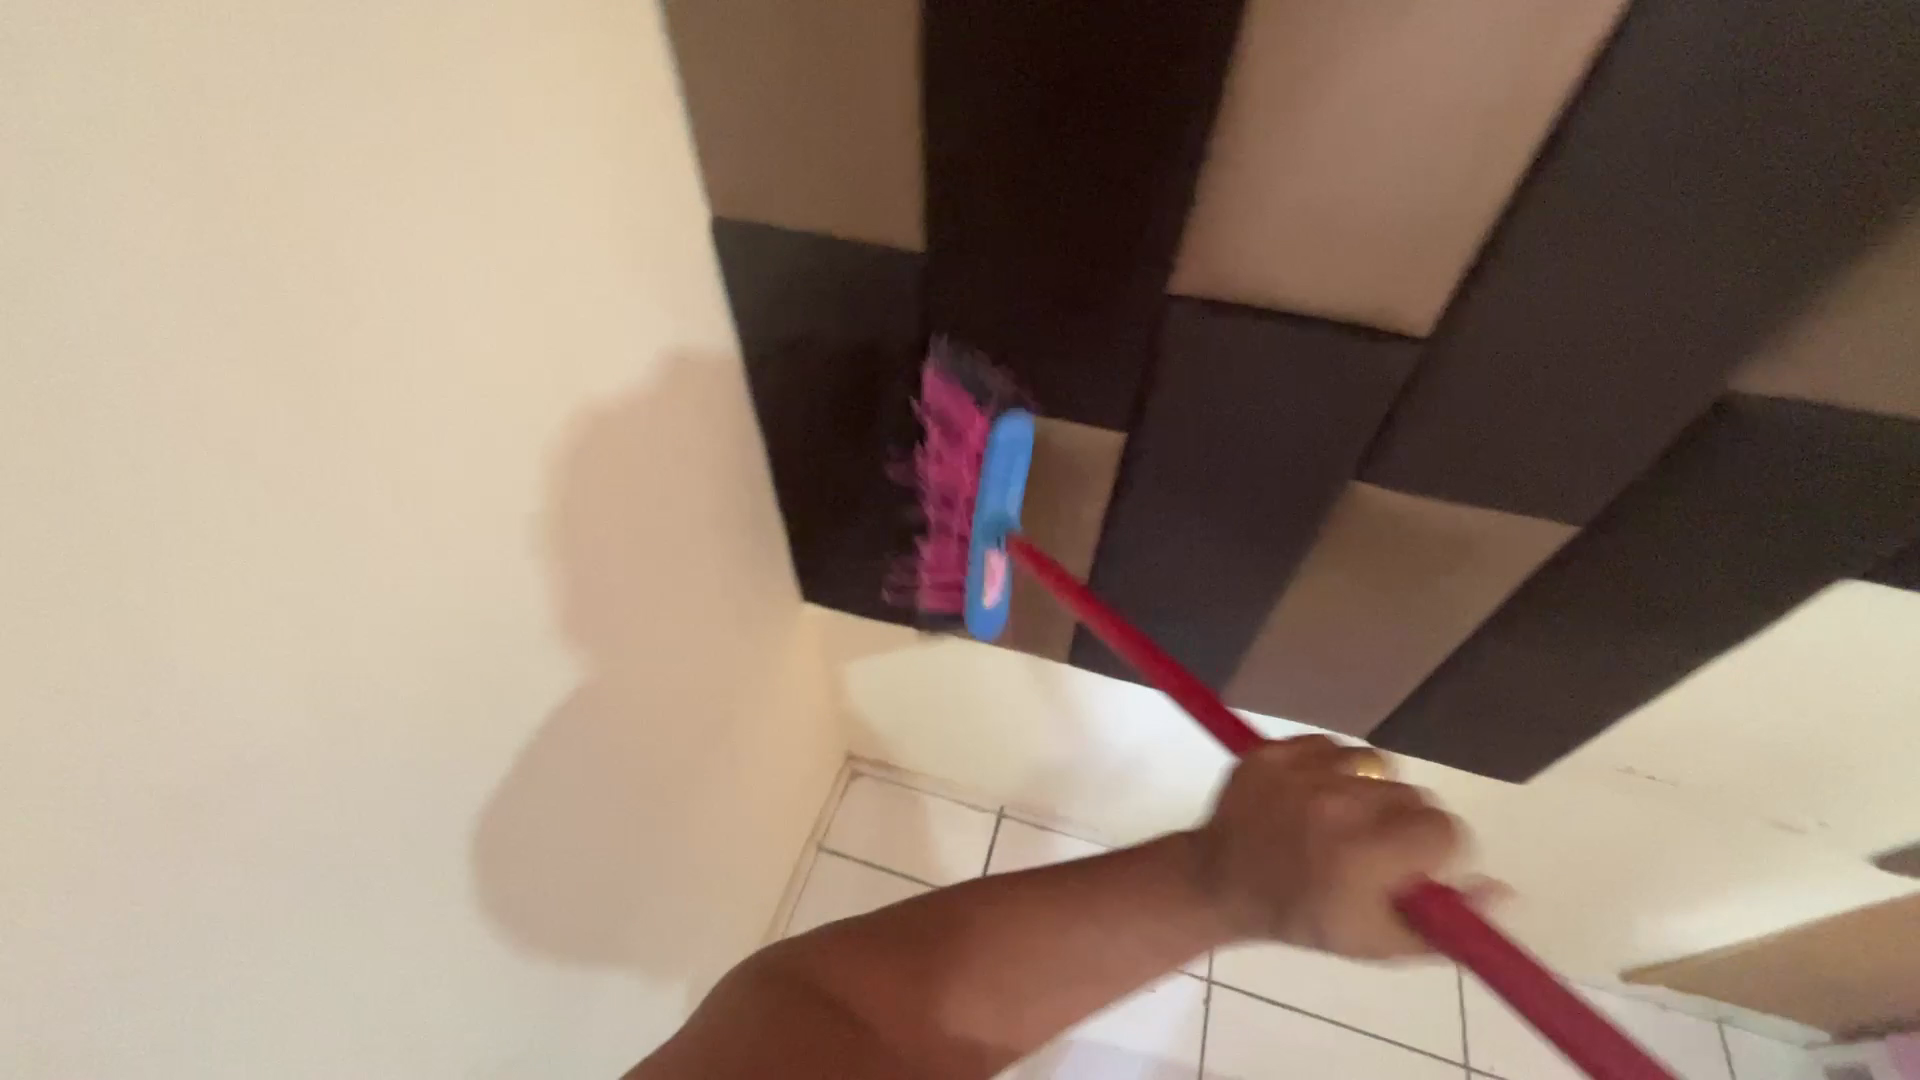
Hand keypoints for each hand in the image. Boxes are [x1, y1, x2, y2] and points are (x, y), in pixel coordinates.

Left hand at [1189, 735, 1468, 959]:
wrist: (1222, 880)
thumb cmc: (1304, 915)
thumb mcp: (1378, 941)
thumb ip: (1448, 923)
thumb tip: (1504, 891)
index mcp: (1364, 856)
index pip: (1444, 829)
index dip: (1438, 849)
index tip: (1418, 864)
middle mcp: (1335, 805)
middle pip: (1411, 795)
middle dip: (1404, 822)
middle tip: (1374, 846)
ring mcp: (1299, 772)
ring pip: (1373, 763)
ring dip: (1369, 788)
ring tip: (1343, 817)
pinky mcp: (1270, 751)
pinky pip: (1328, 744)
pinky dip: (1329, 765)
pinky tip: (1312, 793)